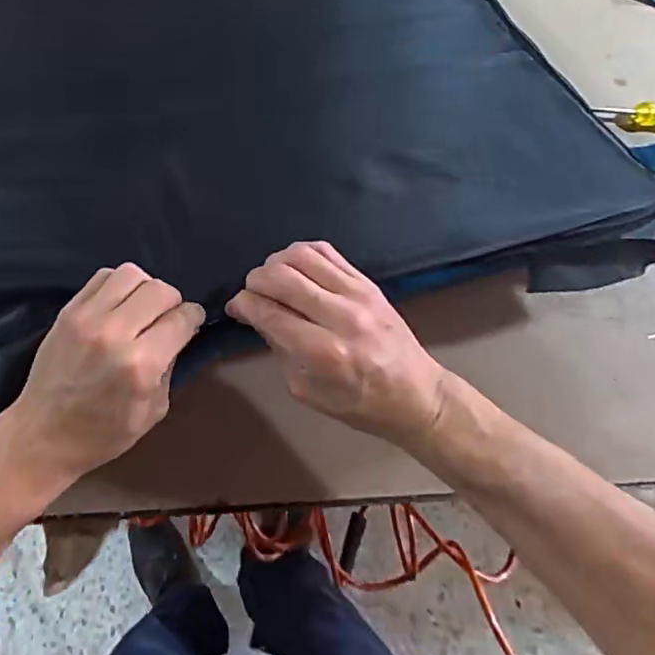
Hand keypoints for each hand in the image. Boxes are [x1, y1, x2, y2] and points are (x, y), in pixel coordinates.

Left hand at [4, 263, 205, 483]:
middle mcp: (115, 334)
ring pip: (131, 274)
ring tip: (140, 307)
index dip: (193, 317)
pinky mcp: (68, 310)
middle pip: (160, 290)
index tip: (191, 322)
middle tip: (166, 317)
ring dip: (144, 287)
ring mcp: (87, 318)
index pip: (181, 319)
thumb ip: (169, 367)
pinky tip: (117, 304)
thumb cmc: (102, 432)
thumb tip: (178, 334)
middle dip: (172, 301)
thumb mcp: (153, 411)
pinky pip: (102, 276)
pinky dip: (117, 284)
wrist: (44, 432)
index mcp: (141, 365)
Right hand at [226, 242, 452, 446]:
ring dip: (274, 264)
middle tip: (251, 294)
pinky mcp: (368, 281)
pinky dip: (299, 254)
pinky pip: (324, 250)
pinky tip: (295, 269)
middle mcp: (341, 316)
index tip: (235, 307)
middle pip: (280, 277)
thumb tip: (255, 314)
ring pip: (299, 256)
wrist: (419, 395)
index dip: (242, 304)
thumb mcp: (307, 390)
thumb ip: (278, 348)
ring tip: (272, 280)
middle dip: (253, 282)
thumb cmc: (360, 403)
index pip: (268, 312)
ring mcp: (358, 294)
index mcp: (325, 352)